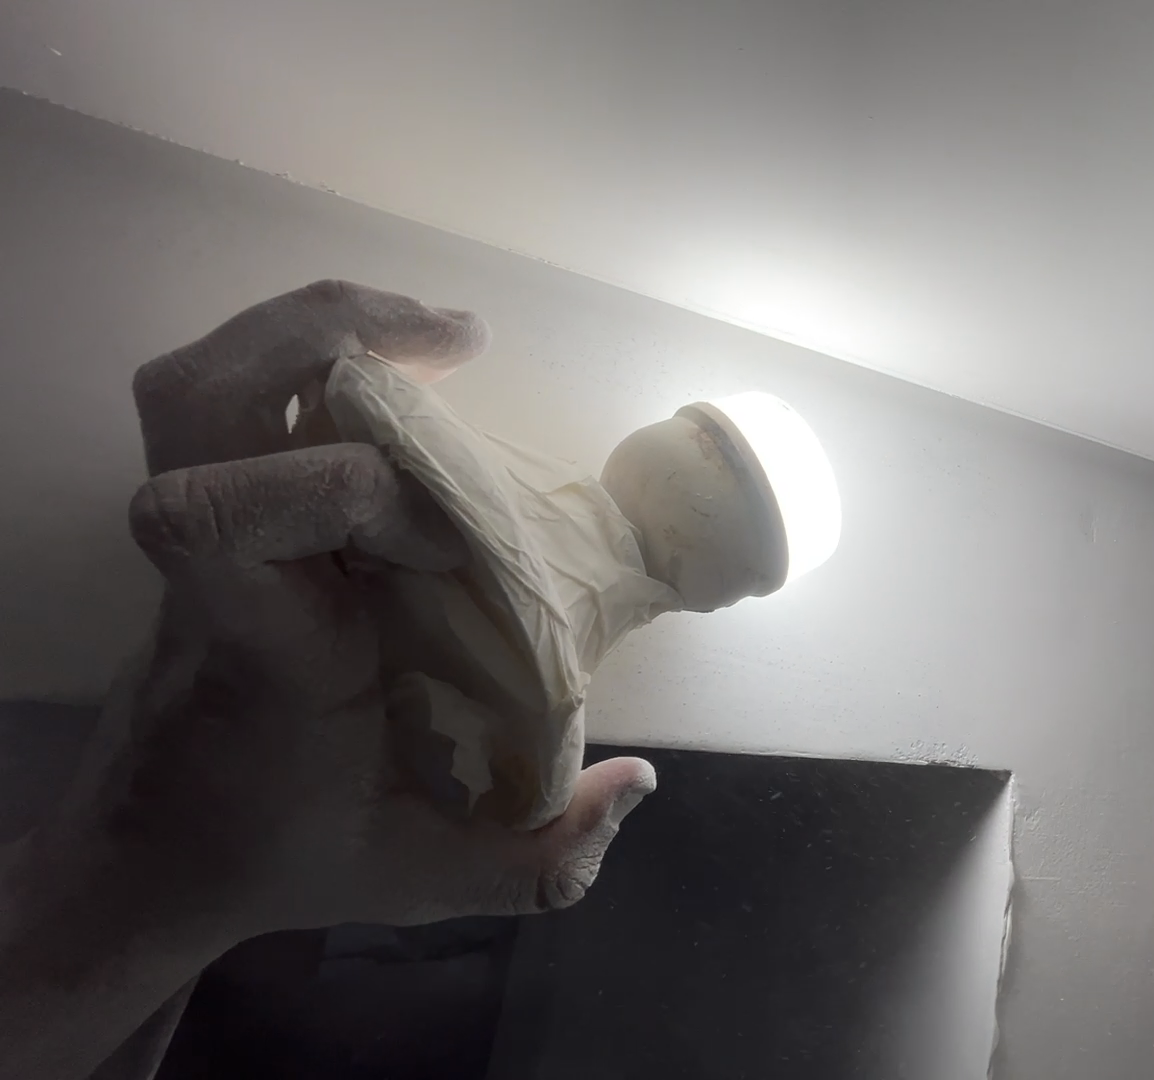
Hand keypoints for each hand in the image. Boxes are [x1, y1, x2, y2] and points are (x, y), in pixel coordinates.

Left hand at [1, 281, 657, 1078]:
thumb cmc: (294, 858)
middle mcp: (222, 577)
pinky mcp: (227, 530)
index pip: (220, 524)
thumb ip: (547, 861)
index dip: (336, 487)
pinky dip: (305, 357)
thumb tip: (640, 778)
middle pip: (193, 404)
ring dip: (314, 325)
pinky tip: (397, 380)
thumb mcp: (434, 885)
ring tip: (438, 332)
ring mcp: (211, 544)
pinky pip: (225, 403)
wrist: (153, 860)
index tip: (452, 534)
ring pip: (195, 383)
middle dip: (323, 342)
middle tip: (459, 340)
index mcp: (273, 650)